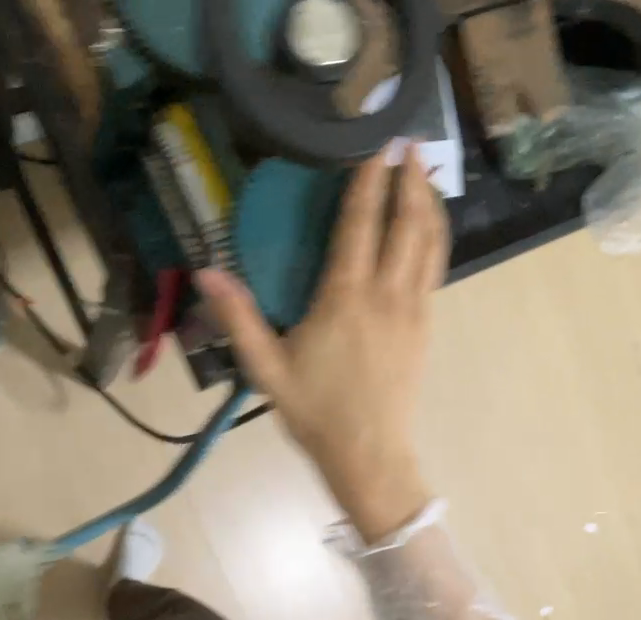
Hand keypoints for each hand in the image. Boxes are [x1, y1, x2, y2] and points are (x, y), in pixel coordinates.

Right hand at [196, 145, 447, 541]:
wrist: (369, 456)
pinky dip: (433, 237)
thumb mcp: (266, 370)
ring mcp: (413, 310)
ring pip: (429, 242)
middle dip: (409, 178)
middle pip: (406, 222)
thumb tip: (205, 273)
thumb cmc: (315, 414)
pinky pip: (435, 269)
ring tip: (425, 172)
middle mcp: (386, 295)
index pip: (359, 225)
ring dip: (429, 201)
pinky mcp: (425, 327)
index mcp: (344, 299)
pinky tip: (427, 229)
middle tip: (409, 143)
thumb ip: (239, 319)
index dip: (367, 182)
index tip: (374, 146)